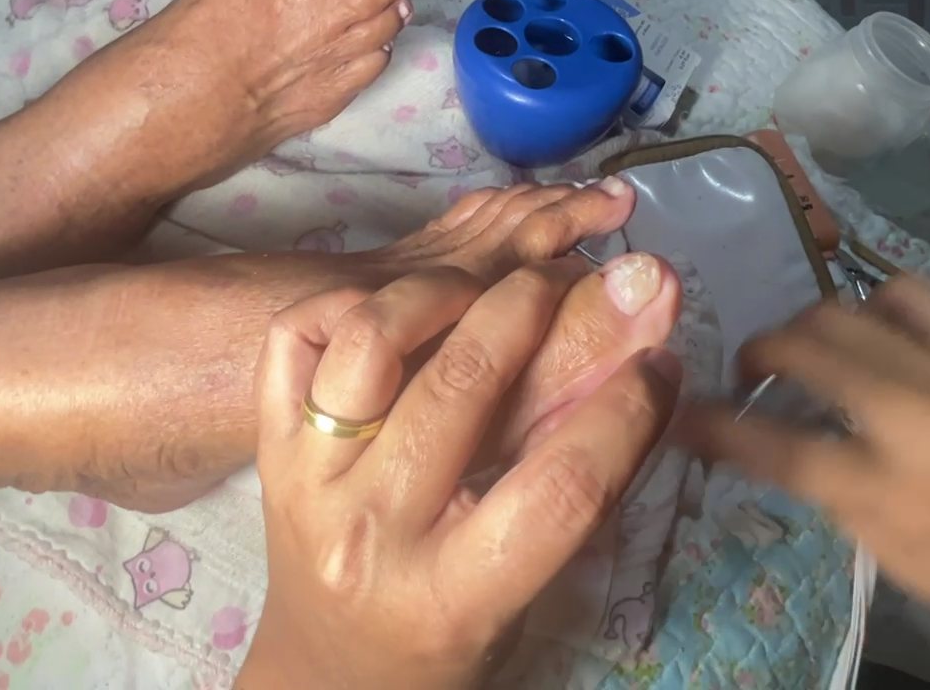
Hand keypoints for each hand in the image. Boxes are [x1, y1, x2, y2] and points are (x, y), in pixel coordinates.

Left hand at [240, 261, 682, 689]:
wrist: (327, 667)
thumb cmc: (448, 632)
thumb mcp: (525, 585)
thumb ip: (579, 477)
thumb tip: (648, 360)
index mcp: (454, 596)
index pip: (559, 490)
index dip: (626, 411)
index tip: (660, 358)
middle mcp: (370, 533)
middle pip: (460, 388)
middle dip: (531, 306)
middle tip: (568, 277)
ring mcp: (305, 480)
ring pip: (370, 341)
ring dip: (439, 289)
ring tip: (480, 283)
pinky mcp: (268, 441)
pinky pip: (296, 335)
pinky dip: (352, 299)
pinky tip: (399, 306)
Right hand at [676, 277, 929, 653]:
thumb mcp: (895, 555)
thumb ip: (823, 486)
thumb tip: (754, 436)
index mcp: (900, 490)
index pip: (780, 445)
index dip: (718, 425)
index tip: (683, 412)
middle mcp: (928, 418)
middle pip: (807, 351)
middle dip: (758, 354)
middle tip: (750, 371)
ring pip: (847, 310)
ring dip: (808, 327)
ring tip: (807, 348)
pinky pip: (914, 293)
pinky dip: (874, 304)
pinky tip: (871, 325)